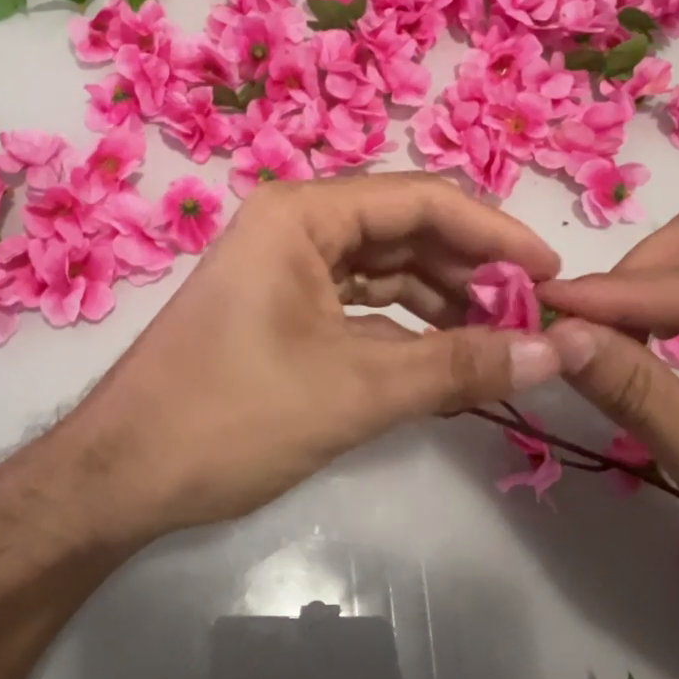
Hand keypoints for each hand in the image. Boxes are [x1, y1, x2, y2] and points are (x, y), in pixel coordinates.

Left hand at [57, 173, 562, 544]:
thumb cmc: (231, 416)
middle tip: (534, 320)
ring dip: (442, 306)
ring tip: (502, 346)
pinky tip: (448, 366)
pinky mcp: (279, 313)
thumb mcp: (356, 391)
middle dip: (471, 274)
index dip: (495, 233)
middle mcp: (293, 226)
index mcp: (301, 214)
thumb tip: (557, 352)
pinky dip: (404, 333)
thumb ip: (460, 366)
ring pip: (384, 273)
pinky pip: (358, 308)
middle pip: (405, 233)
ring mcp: (283, 270)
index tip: (553, 274)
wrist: (121, 477)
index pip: (422, 201)